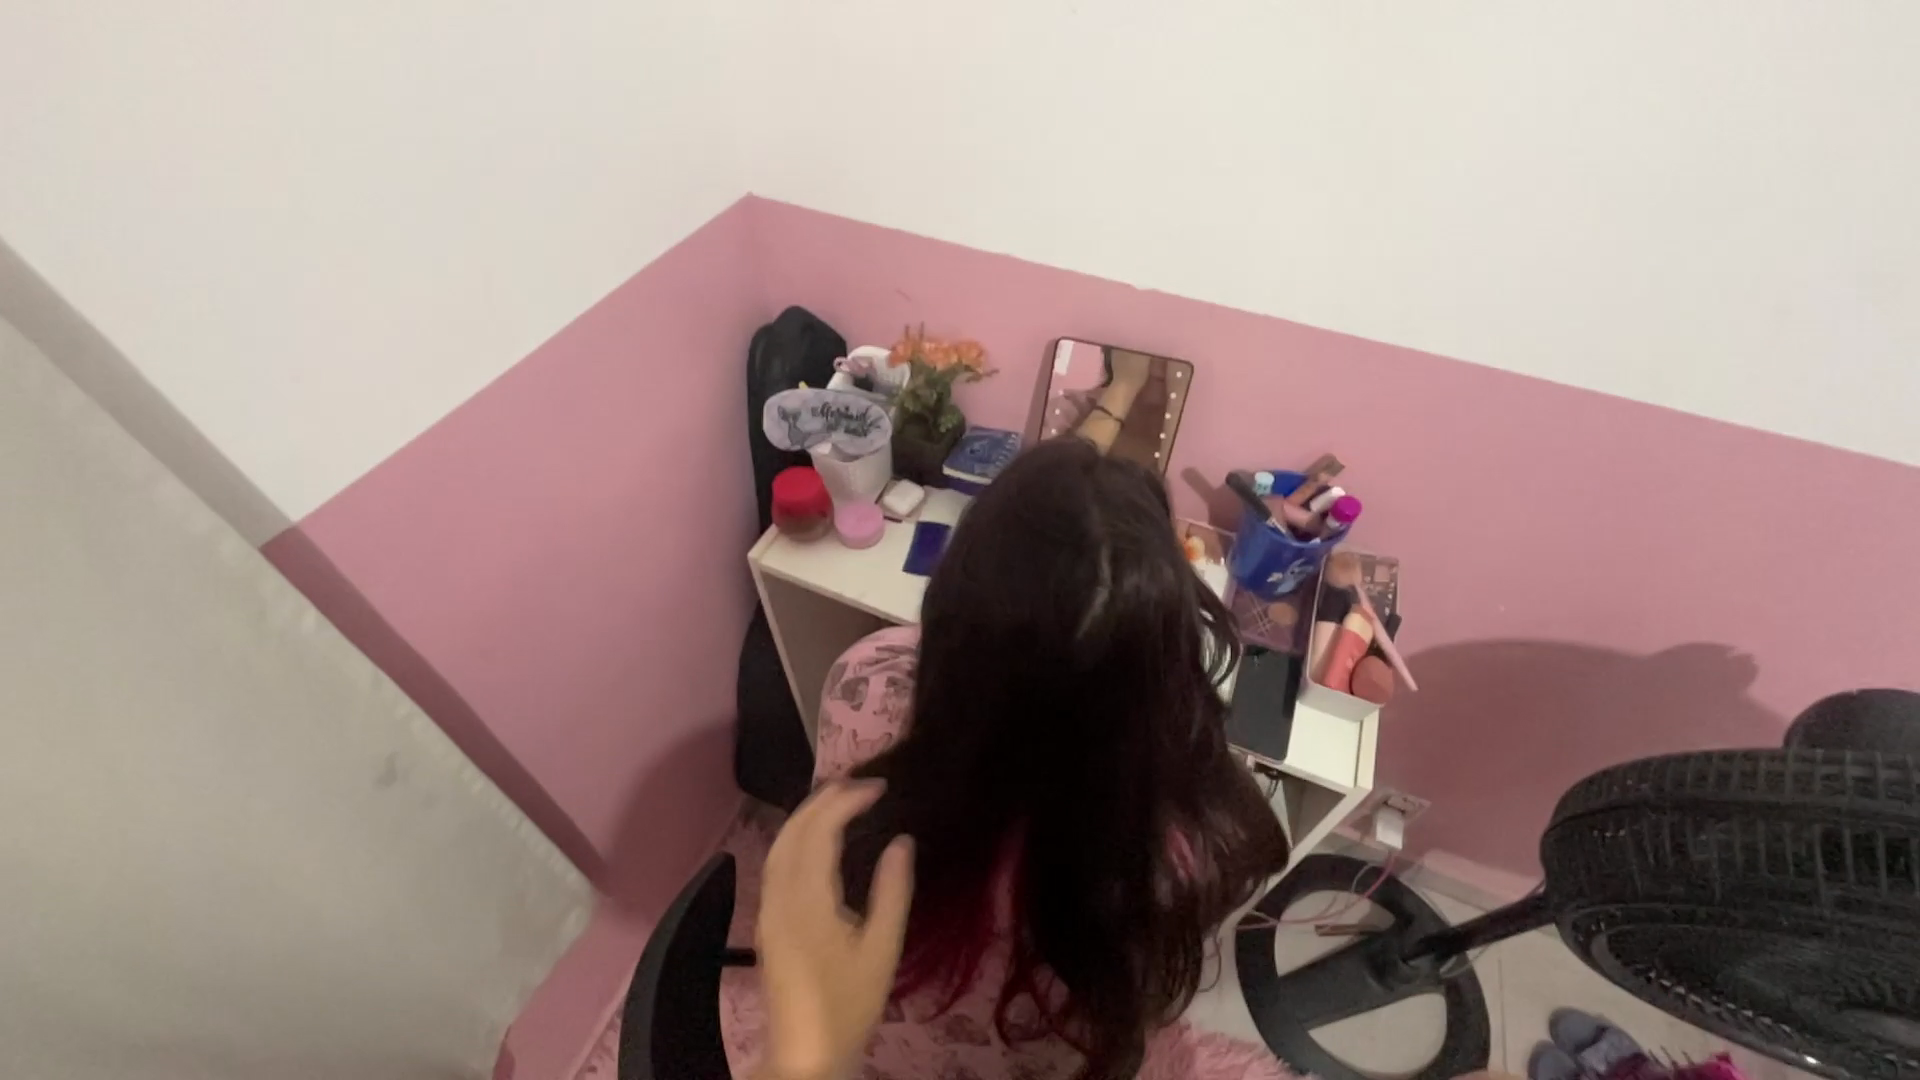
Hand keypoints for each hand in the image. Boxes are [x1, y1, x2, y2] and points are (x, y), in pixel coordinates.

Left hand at [755, 781, 915, 1079]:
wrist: (805, 1054)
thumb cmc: (849, 1004)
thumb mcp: (883, 950)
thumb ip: (893, 892)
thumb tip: (901, 841)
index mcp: (807, 902)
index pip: (821, 832)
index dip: (848, 801)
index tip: (879, 786)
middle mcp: (779, 897)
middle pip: (794, 829)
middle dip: (826, 797)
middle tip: (863, 783)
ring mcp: (767, 907)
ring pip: (780, 842)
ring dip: (808, 811)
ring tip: (841, 795)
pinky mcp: (766, 919)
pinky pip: (776, 859)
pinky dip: (797, 832)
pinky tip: (816, 832)